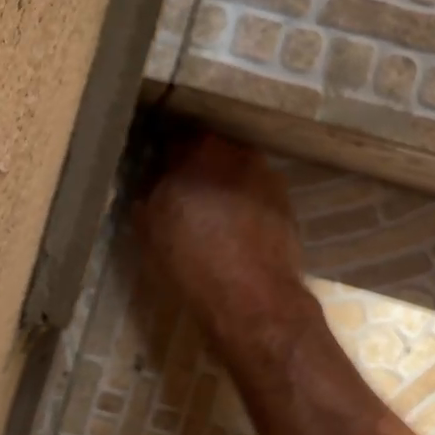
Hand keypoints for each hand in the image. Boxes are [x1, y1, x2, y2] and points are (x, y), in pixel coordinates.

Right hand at [135, 132, 311, 356]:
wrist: (253, 299)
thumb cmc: (190, 259)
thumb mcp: (148, 226)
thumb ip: (148, 192)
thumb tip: (150, 180)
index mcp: (199, 149)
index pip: (174, 134)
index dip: (161, 150)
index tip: (153, 165)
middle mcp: (238, 152)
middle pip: (209, 149)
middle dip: (194, 165)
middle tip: (177, 188)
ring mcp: (268, 177)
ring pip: (235, 171)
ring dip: (221, 184)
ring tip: (207, 212)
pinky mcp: (287, 204)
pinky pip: (254, 194)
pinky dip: (242, 204)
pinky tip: (232, 230)